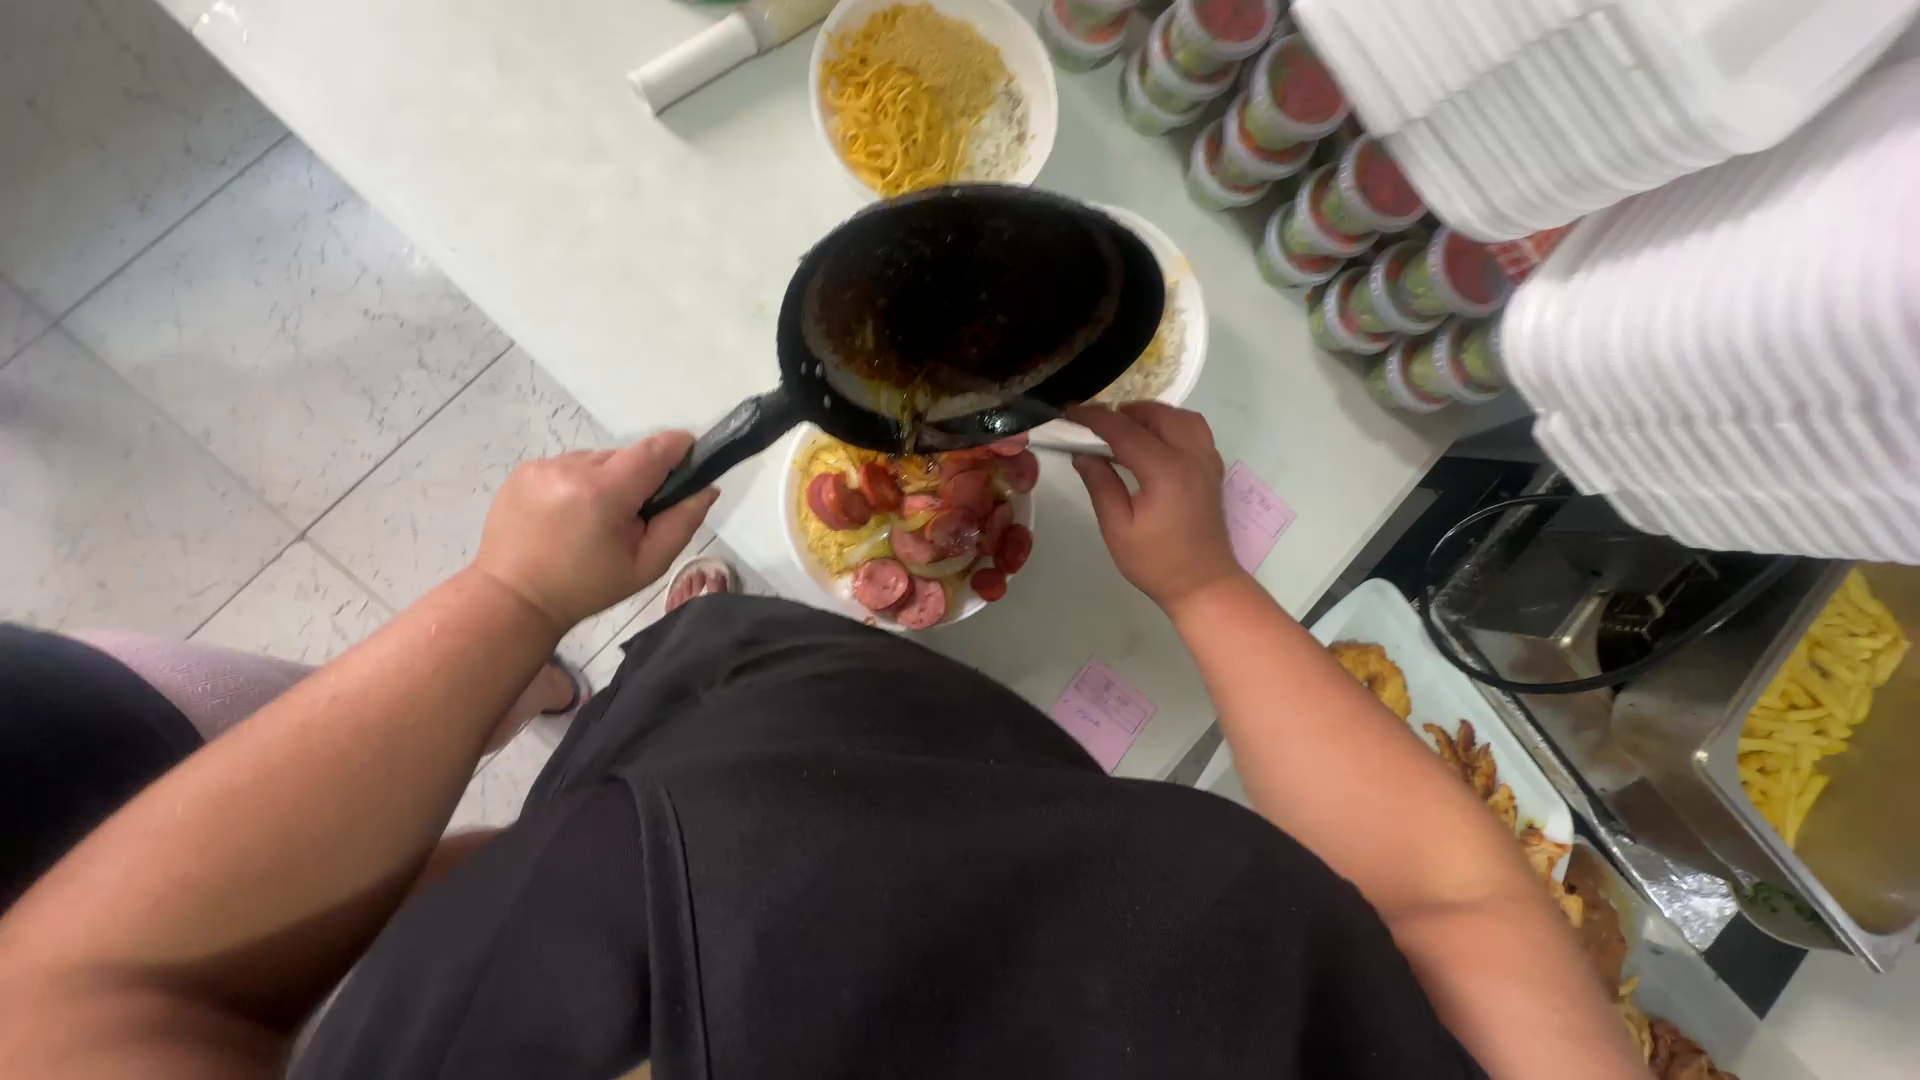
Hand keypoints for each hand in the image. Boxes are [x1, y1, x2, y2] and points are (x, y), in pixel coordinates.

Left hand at [471, 434, 718, 631]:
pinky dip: (580, 483)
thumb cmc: (586, 587)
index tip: (692, 455)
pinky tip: (570, 514)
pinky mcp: (524, 470)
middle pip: (626, 456)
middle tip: (633, 517)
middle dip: (639, 479)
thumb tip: (706, 488)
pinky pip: (570, 465)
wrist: (513, 598)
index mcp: (603, 493)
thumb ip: (682, 523)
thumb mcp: (647, 565)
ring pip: (598, 460)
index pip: (653, 450)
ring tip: (596, 519)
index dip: (678, 448)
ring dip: (608, 480)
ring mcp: (542, 466)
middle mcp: (570, 469)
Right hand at [1067, 403, 1245, 613]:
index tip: (1071, 414)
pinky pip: (1195, 431)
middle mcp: (1191, 456)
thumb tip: (1083, 453)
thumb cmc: (1155, 562)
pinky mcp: (1213, 469)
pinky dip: (1172, 426)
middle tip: (1095, 428)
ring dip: (1151, 416)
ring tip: (1125, 431)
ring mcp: (1207, 460)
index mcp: (1165, 471)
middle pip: (1156, 414)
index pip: (1124, 430)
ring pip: (1180, 417)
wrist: (1202, 584)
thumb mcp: (1117, 527)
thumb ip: (1100, 484)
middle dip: (1123, 413)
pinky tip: (1154, 443)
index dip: (1095, 418)